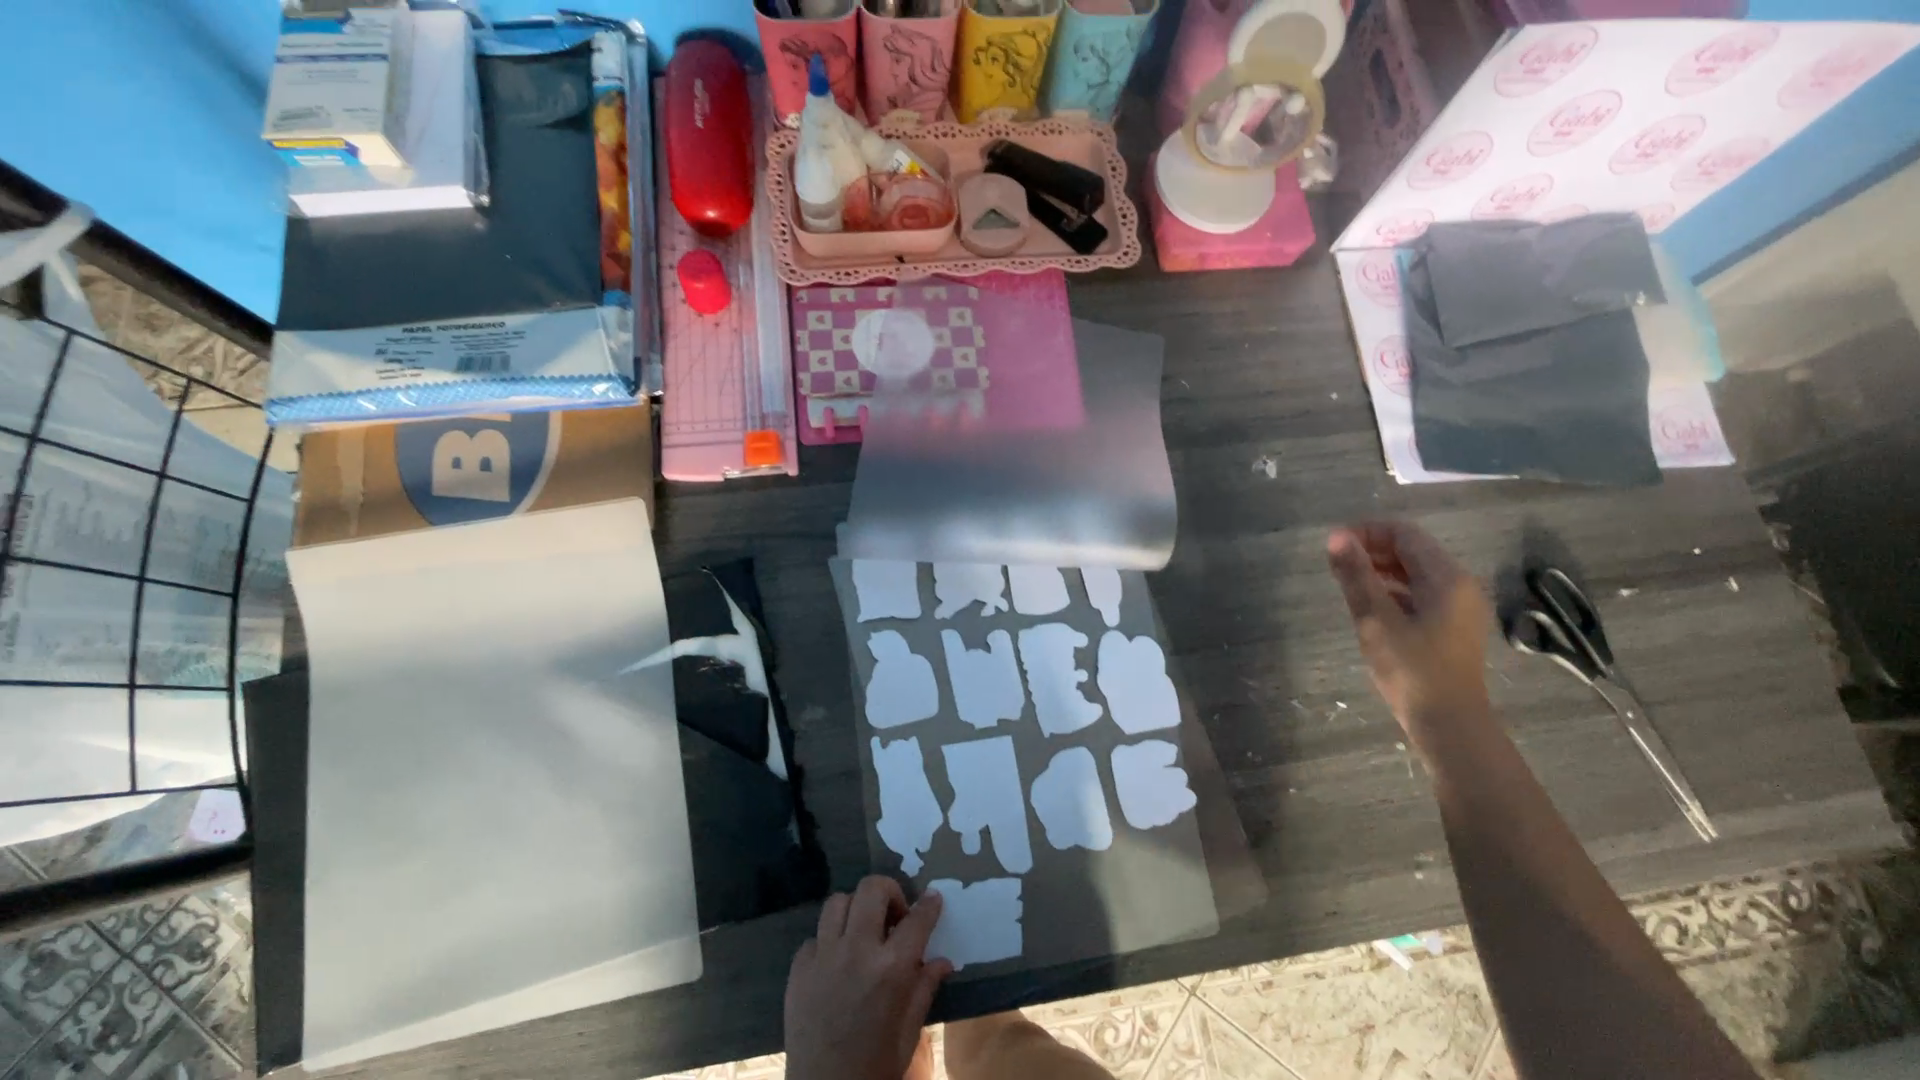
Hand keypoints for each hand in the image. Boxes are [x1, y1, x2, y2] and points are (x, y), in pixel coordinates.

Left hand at [785, 876, 951, 1079]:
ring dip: (856, 910)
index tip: (932, 898)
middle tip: (894, 916)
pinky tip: (836, 963)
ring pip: (837, 902)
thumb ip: (924, 988)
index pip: (917, 919)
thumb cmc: (876, 1066)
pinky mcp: (798, 969)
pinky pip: (815, 936)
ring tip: (863, 932)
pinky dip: (829, 941)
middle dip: (889, 892)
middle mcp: (856, 952)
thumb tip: (942, 961)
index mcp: (891, 968)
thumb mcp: (909, 1031)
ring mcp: (823, 957)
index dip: (929, 904)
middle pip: (871, 889)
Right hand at [1326, 521, 1492, 731]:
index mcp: (1446, 577)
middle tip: (1335, 564)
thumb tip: (1336, 537)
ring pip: (1417, 574)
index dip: (1367, 532)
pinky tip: (1372, 607)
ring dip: (1382, 571)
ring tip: (1348, 583)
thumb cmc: (1411, 670)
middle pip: (1413, 551)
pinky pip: (1423, 594)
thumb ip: (1356, 575)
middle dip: (1373, 550)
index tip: (1333, 545)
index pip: (1404, 534)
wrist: (1449, 724)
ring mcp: (1461, 607)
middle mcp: (1460, 584)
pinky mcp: (1455, 627)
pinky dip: (1395, 591)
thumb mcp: (1375, 620)